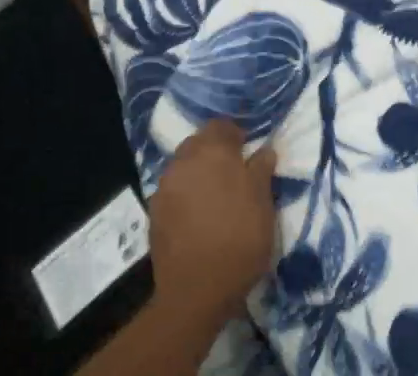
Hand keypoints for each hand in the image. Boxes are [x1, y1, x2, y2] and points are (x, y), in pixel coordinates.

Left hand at [148, 120, 277, 332]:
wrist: (197, 290)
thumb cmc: (240, 238)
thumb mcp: (264, 201)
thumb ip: (261, 169)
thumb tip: (262, 151)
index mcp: (212, 152)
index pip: (220, 126)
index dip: (236, 136)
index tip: (249, 152)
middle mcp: (183, 163)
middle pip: (197, 144)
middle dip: (214, 152)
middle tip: (235, 172)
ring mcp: (164, 190)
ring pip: (183, 168)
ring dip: (198, 174)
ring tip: (217, 196)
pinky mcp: (154, 215)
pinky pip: (173, 192)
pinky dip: (186, 195)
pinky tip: (200, 216)